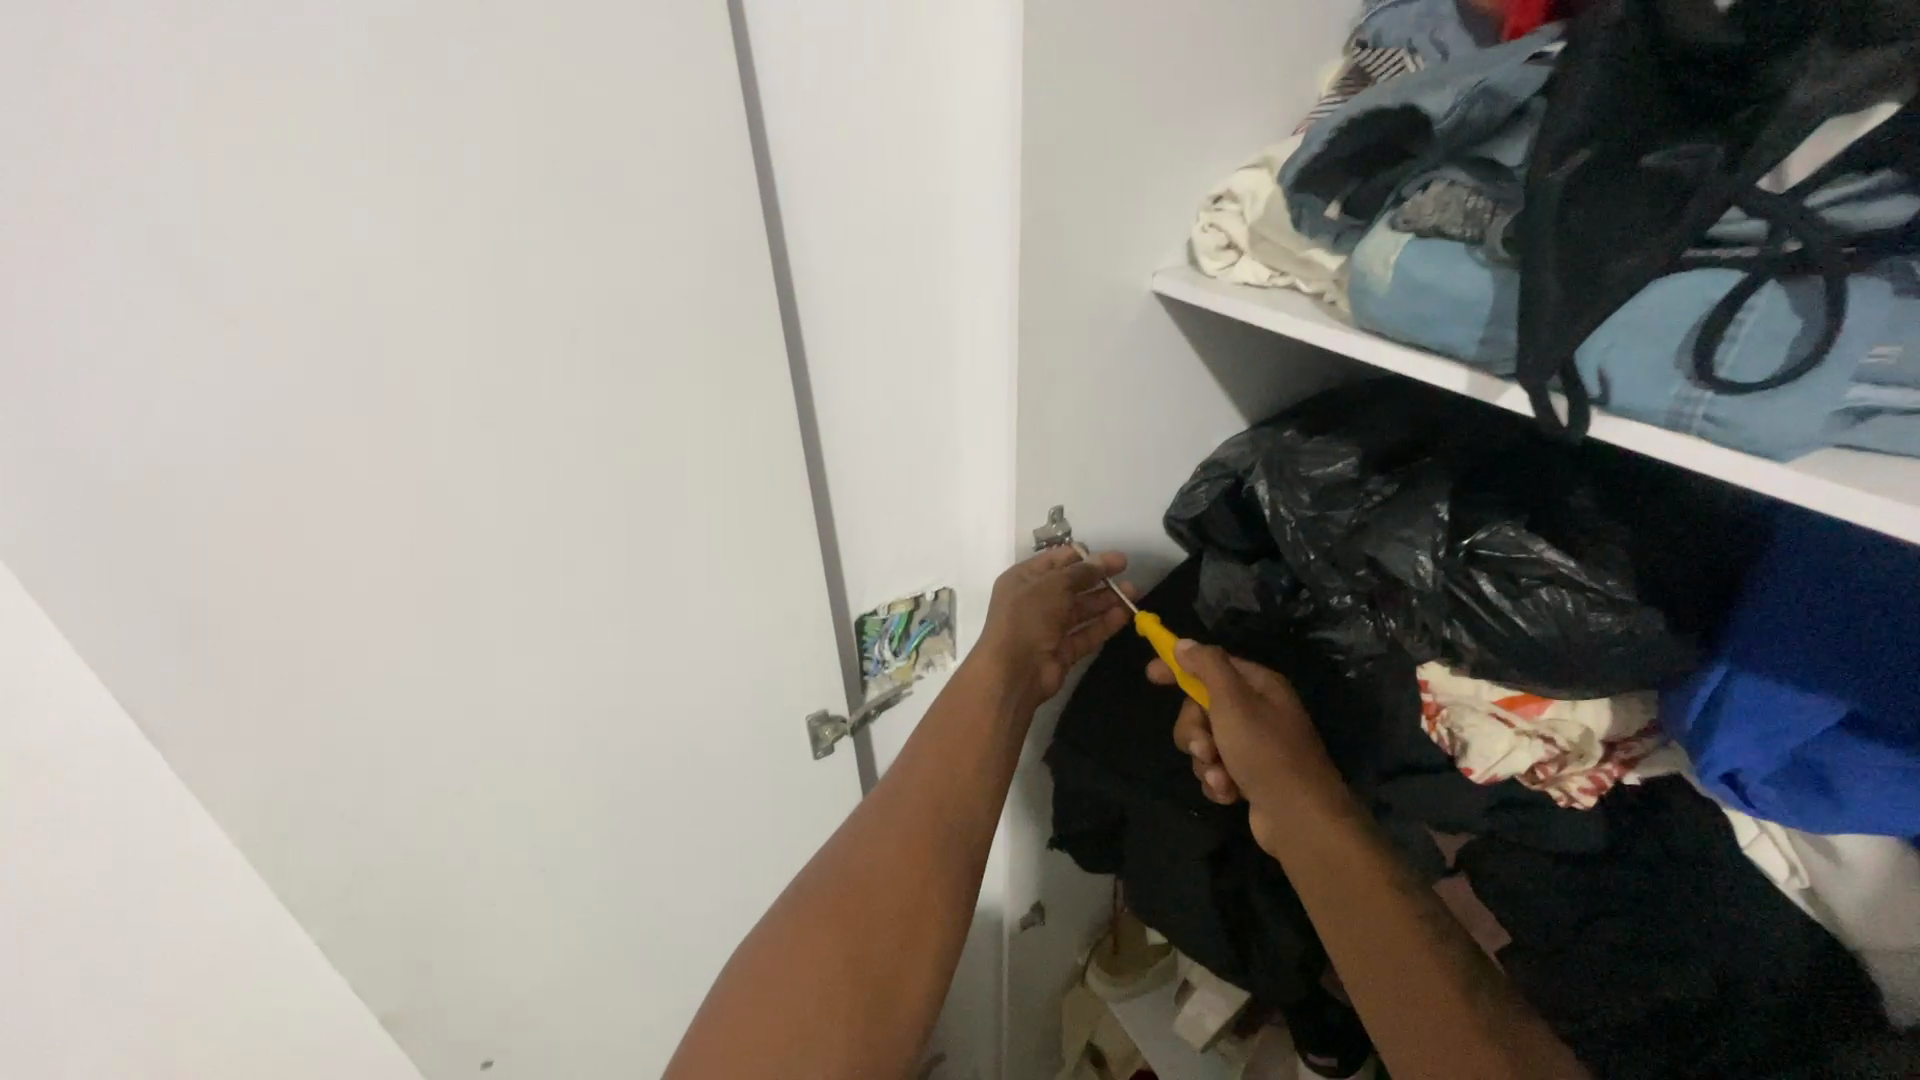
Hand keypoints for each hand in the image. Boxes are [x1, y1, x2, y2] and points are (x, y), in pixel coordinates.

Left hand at [972, 546, 1136, 714]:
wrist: (1014, 671)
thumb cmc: (1028, 617)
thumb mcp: (1052, 585)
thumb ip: (1080, 572)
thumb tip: (1101, 561)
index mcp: (1023, 579)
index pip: (1055, 561)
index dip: (1082, 556)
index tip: (1110, 555)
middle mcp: (1034, 600)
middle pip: (1071, 584)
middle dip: (1099, 577)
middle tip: (1127, 570)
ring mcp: (1048, 627)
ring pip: (1081, 609)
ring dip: (1106, 600)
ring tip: (1134, 592)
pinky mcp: (1061, 650)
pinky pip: (1085, 633)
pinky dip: (1104, 624)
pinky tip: (1125, 614)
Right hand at [1149, 642, 1346, 836]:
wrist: (1299, 818)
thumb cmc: (1265, 752)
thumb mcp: (1233, 701)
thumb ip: (1207, 666)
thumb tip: (1184, 643)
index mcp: (1258, 686)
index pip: (1211, 664)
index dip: (1179, 667)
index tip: (1151, 675)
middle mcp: (1257, 711)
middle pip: (1202, 708)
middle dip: (1195, 731)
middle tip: (1203, 748)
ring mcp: (1254, 745)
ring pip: (1205, 742)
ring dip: (1206, 761)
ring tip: (1220, 777)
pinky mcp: (1250, 776)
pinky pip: (1215, 769)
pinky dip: (1217, 781)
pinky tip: (1228, 792)